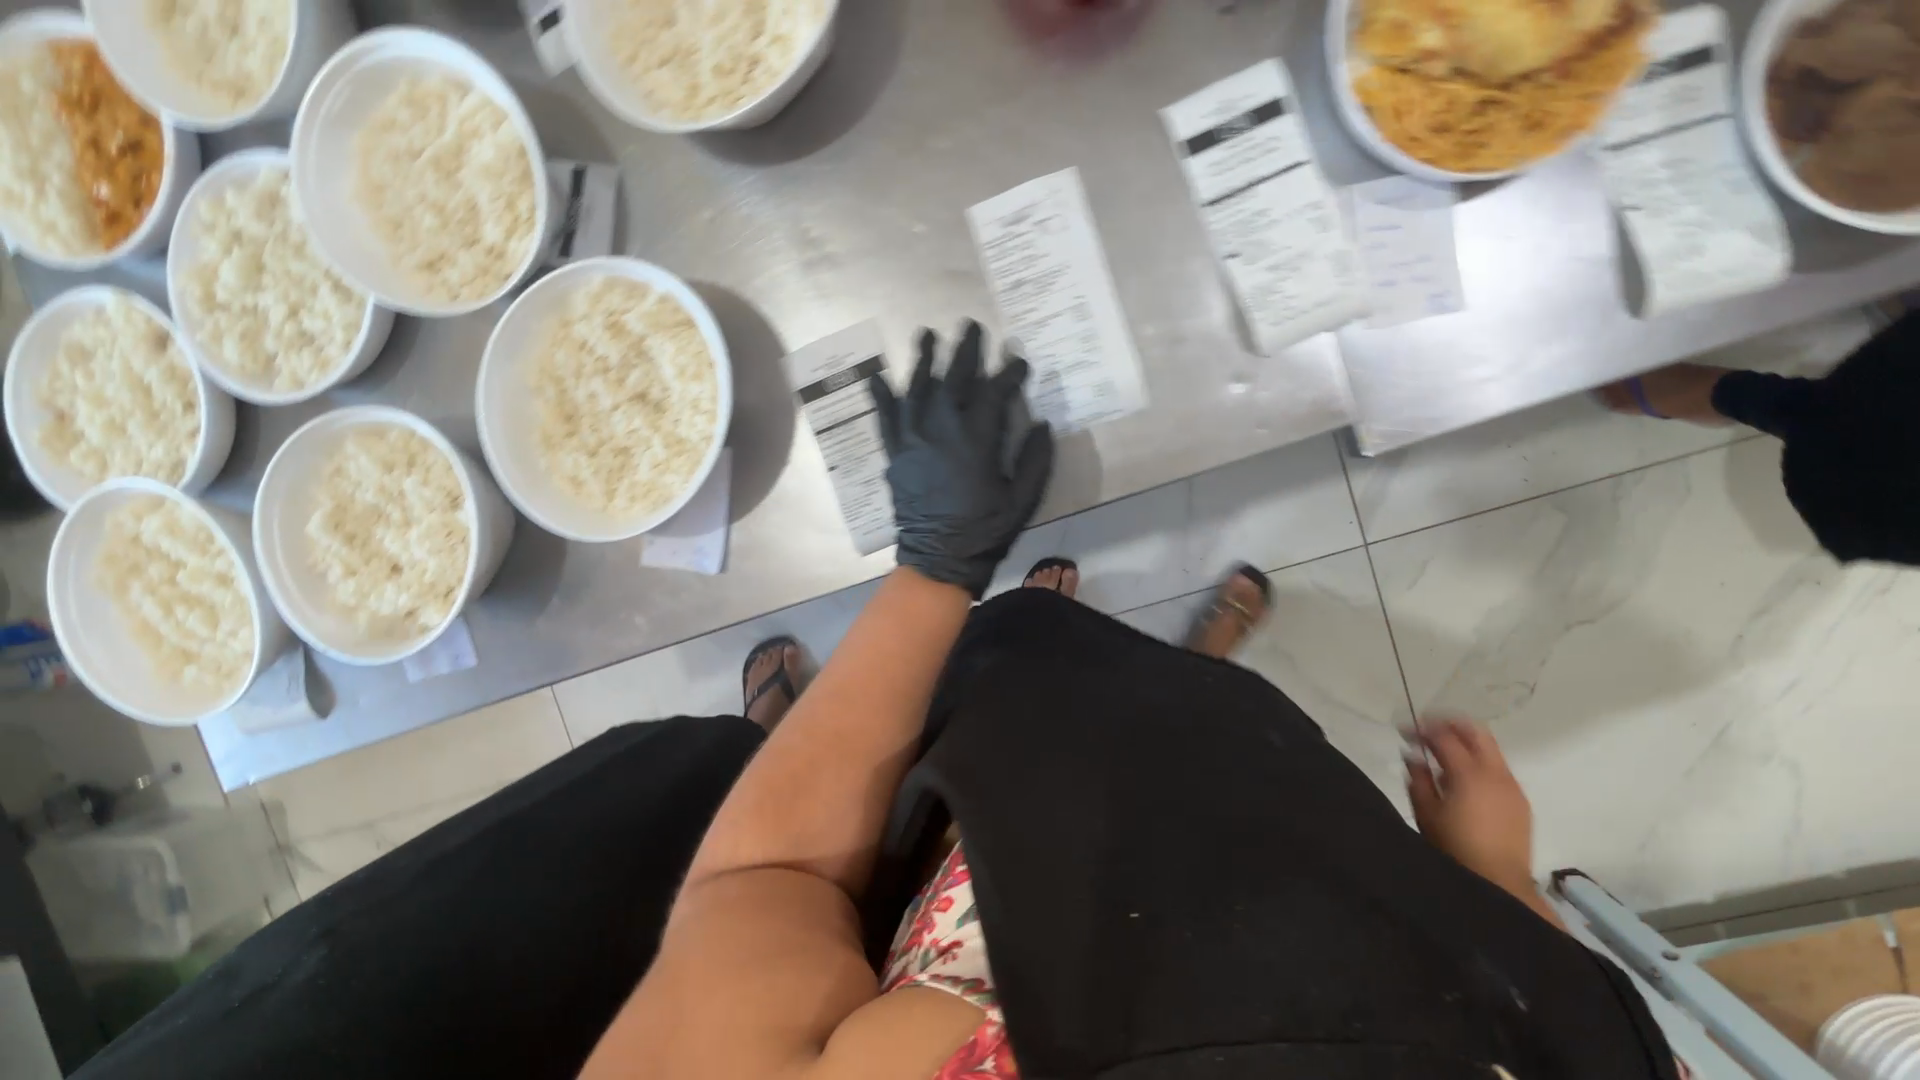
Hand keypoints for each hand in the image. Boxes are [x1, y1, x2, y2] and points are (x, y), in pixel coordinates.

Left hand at [869, 322, 1053, 598]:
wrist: (939, 558)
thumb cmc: (986, 530)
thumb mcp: (1024, 498)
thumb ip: (1036, 459)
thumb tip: (1041, 424)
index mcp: (977, 439)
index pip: (995, 391)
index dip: (1009, 373)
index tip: (1019, 361)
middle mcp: (942, 429)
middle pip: (954, 378)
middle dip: (965, 350)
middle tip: (971, 326)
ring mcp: (913, 438)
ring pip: (917, 388)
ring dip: (924, 359)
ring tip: (928, 335)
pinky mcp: (895, 453)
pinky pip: (886, 416)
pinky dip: (882, 395)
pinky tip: (877, 376)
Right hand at [1405, 718, 1535, 895]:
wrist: (1499, 882)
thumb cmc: (1454, 847)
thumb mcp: (1425, 812)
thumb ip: (1418, 778)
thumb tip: (1414, 757)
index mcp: (1468, 773)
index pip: (1444, 736)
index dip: (1422, 728)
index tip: (1404, 730)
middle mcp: (1495, 773)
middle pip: (1476, 732)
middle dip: (1450, 724)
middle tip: (1427, 729)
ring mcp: (1512, 786)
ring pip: (1490, 749)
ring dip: (1466, 744)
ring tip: (1443, 757)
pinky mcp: (1520, 801)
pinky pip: (1498, 769)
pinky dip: (1479, 763)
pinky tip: (1464, 781)